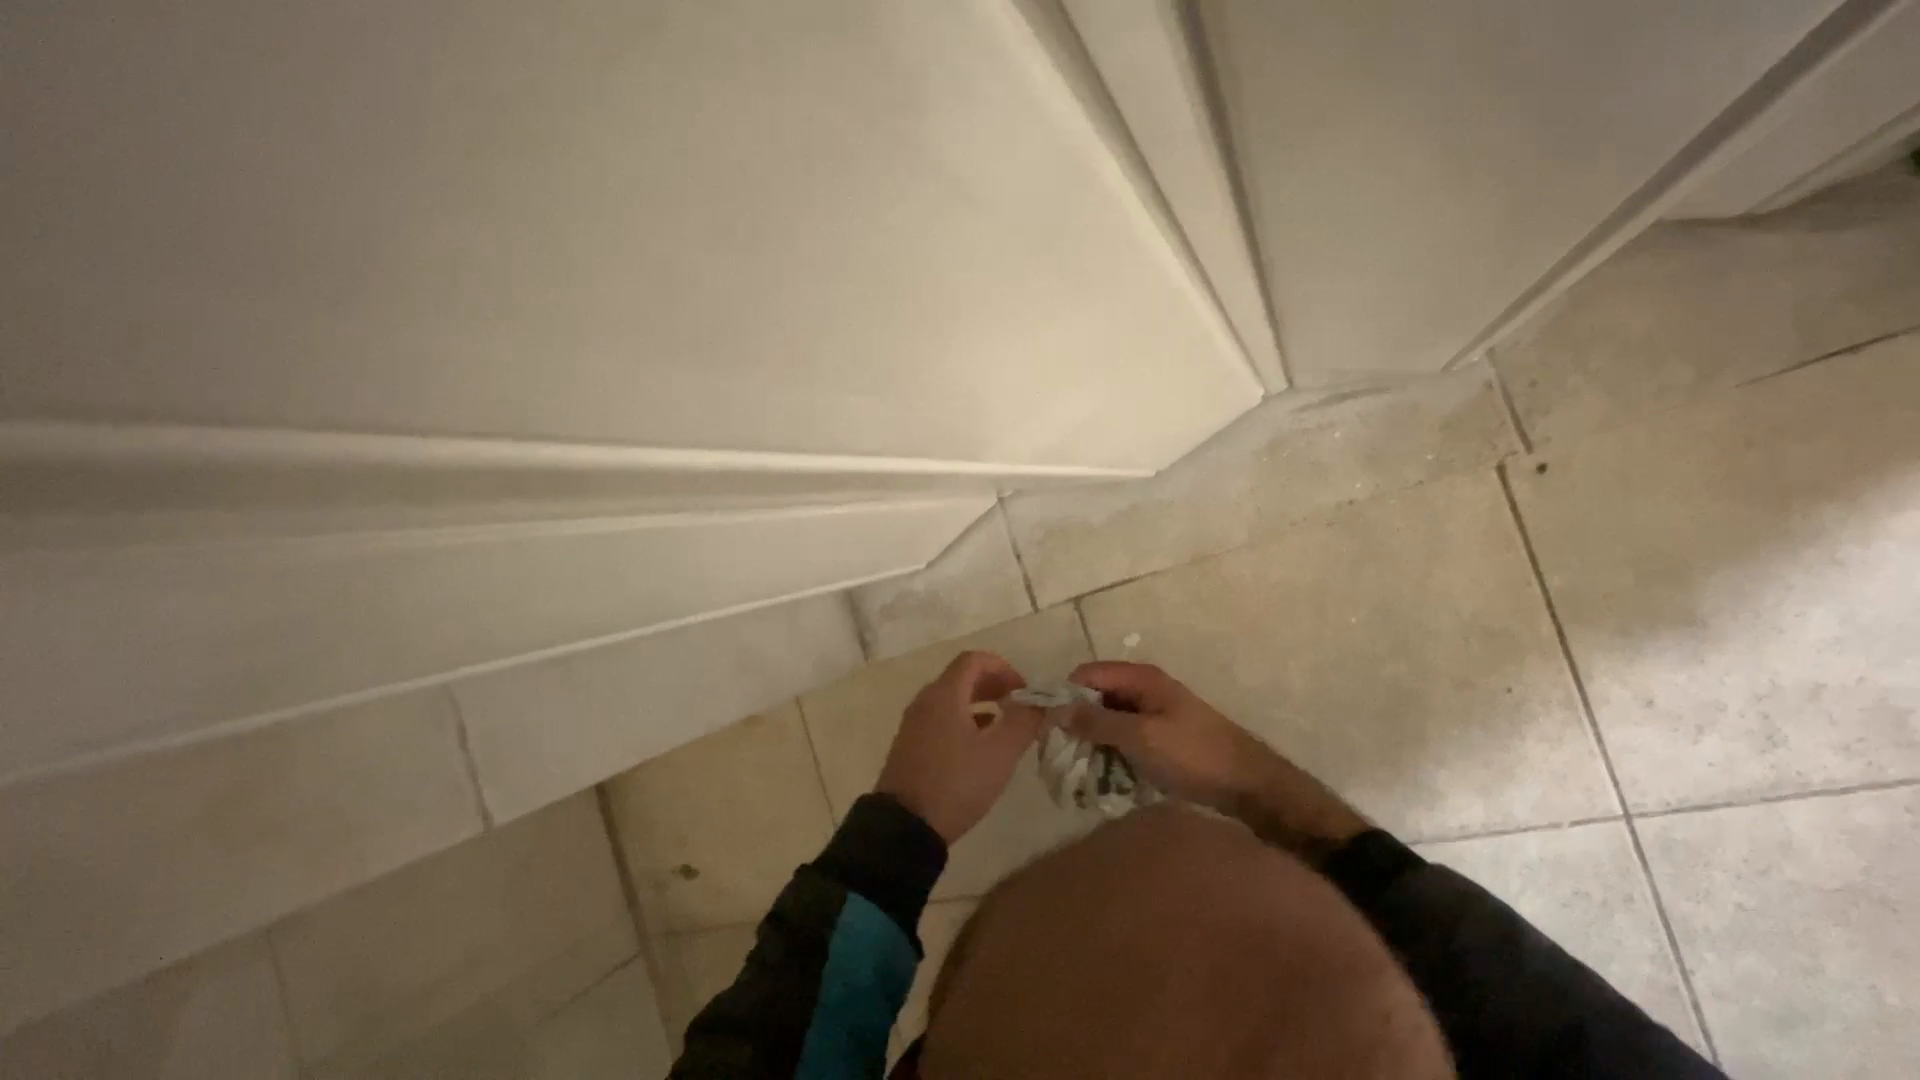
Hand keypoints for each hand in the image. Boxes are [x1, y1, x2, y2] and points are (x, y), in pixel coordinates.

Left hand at [876, 651, 1045, 844]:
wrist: (905, 826)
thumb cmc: (957, 782)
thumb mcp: (1000, 753)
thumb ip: (1025, 721)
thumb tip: (1041, 701)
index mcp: (944, 694)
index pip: (974, 660)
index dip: (1004, 668)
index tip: (1024, 691)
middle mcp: (925, 701)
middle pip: (961, 678)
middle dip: (993, 685)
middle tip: (1019, 706)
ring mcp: (913, 724)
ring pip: (951, 700)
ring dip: (980, 705)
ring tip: (1004, 727)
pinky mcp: (909, 746)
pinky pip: (940, 720)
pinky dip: (963, 721)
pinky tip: (979, 747)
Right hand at [1062, 661, 1274, 811]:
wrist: (1246, 785)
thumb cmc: (1193, 754)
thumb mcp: (1140, 737)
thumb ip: (1097, 721)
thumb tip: (1058, 709)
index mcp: (1140, 679)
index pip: (1087, 675)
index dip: (1065, 695)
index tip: (1048, 727)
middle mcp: (1143, 691)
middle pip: (1095, 698)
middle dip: (1076, 723)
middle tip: (1061, 756)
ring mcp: (1152, 716)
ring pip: (1107, 722)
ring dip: (1092, 744)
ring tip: (1079, 773)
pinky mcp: (1159, 740)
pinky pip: (1123, 741)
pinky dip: (1110, 755)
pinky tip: (1102, 778)